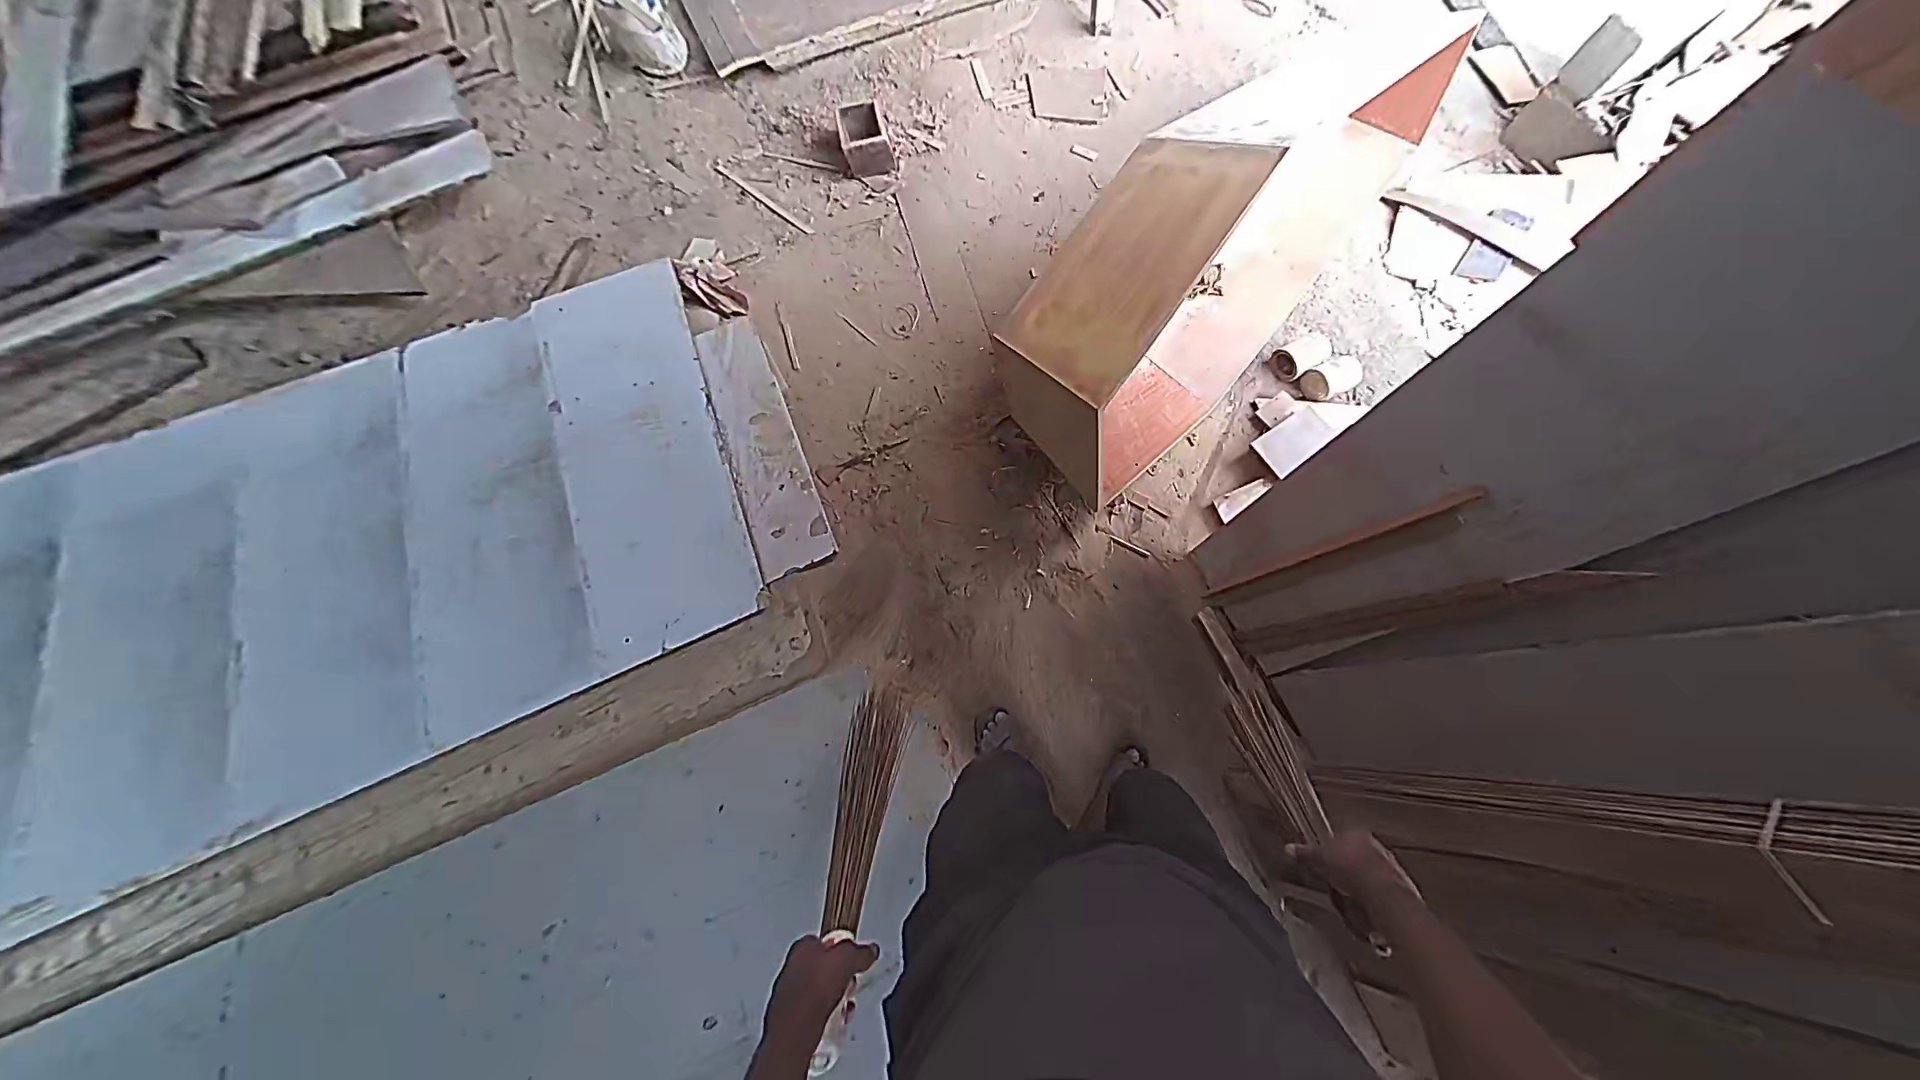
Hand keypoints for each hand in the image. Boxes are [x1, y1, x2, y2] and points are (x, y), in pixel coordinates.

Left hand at [762, 934, 879, 1042]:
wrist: (797, 1029)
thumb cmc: (812, 989)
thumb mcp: (848, 958)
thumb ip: (861, 952)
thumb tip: (870, 950)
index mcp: (802, 947)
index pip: (826, 941)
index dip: (843, 950)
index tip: (855, 957)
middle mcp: (792, 967)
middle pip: (825, 968)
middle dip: (841, 977)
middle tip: (849, 984)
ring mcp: (790, 995)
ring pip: (821, 993)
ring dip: (836, 999)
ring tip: (843, 1006)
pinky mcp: (792, 1020)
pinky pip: (816, 1014)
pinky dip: (827, 1017)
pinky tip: (834, 1021)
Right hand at [1286, 830, 1421, 912]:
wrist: (1383, 897)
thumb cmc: (1349, 870)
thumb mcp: (1320, 860)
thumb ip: (1305, 854)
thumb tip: (1288, 849)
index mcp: (1357, 834)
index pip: (1339, 838)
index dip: (1329, 852)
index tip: (1321, 865)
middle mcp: (1377, 847)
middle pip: (1355, 857)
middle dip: (1344, 870)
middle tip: (1332, 883)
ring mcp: (1391, 868)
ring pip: (1367, 875)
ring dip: (1358, 886)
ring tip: (1346, 900)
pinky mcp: (1401, 890)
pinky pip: (1379, 893)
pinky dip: (1370, 900)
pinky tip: (1362, 909)